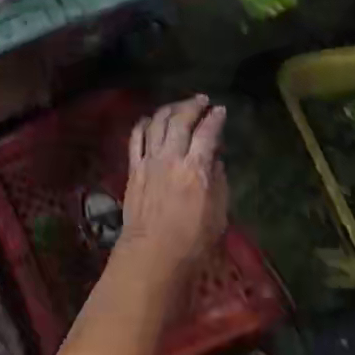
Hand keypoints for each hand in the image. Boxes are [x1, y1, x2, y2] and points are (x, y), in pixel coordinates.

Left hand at [119, 95, 227, 274]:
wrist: (152, 253)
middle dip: (192, 106)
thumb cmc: (192, 241)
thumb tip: (215, 160)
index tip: (221, 110)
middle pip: (180, 120)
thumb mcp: (218, 214)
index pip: (207, 133)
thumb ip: (218, 183)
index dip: (215, 119)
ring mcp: (149, 161)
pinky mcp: (133, 169)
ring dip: (170, 109)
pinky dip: (143, 124)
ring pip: (157, 123)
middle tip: (202, 101)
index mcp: (196, 169)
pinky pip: (136, 138)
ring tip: (180, 105)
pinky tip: (149, 119)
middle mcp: (171, 158)